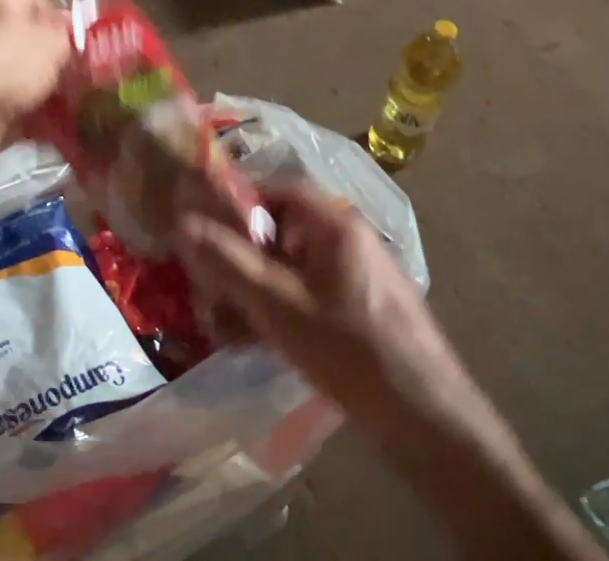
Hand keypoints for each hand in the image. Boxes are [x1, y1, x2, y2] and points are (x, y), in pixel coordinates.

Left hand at [0, 0, 70, 168]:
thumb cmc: (7, 64)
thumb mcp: (52, 44)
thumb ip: (61, 29)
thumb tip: (60, 20)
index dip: (54, 19)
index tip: (66, 44)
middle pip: (11, 23)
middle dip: (30, 45)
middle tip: (52, 70)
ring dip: (11, 69)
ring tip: (33, 93)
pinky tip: (8, 106)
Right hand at [172, 187, 474, 433]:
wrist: (425, 418)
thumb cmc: (349, 350)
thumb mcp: (279, 305)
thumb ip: (229, 262)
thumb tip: (183, 221)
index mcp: (338, 227)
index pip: (281, 190)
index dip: (239, 203)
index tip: (205, 229)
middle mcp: (351, 243)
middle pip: (284, 233)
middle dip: (241, 258)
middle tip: (209, 286)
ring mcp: (359, 279)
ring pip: (293, 269)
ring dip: (255, 290)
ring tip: (225, 324)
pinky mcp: (362, 312)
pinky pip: (310, 296)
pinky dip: (280, 310)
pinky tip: (257, 343)